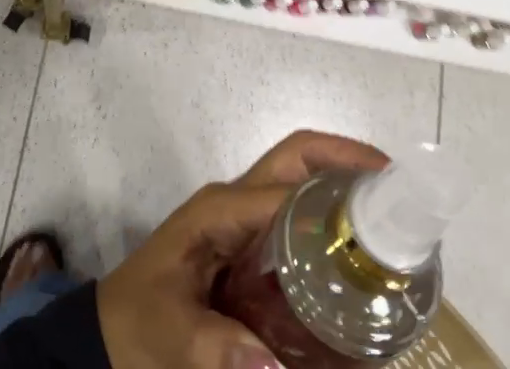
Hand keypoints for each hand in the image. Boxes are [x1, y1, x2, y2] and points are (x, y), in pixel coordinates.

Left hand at [96, 131, 388, 368]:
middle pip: (299, 161)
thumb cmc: (136, 324)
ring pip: (300, 184)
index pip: (290, 185)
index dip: (340, 187)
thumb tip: (270, 365)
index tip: (393, 203)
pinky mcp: (247, 244)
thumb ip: (215, 347)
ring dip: (344, 189)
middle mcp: (236, 203)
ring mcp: (242, 221)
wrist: (108, 336)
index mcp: (221, 210)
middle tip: (402, 196)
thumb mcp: (172, 336)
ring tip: (393, 226)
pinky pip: (294, 217)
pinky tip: (358, 260)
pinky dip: (329, 222)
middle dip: (348, 164)